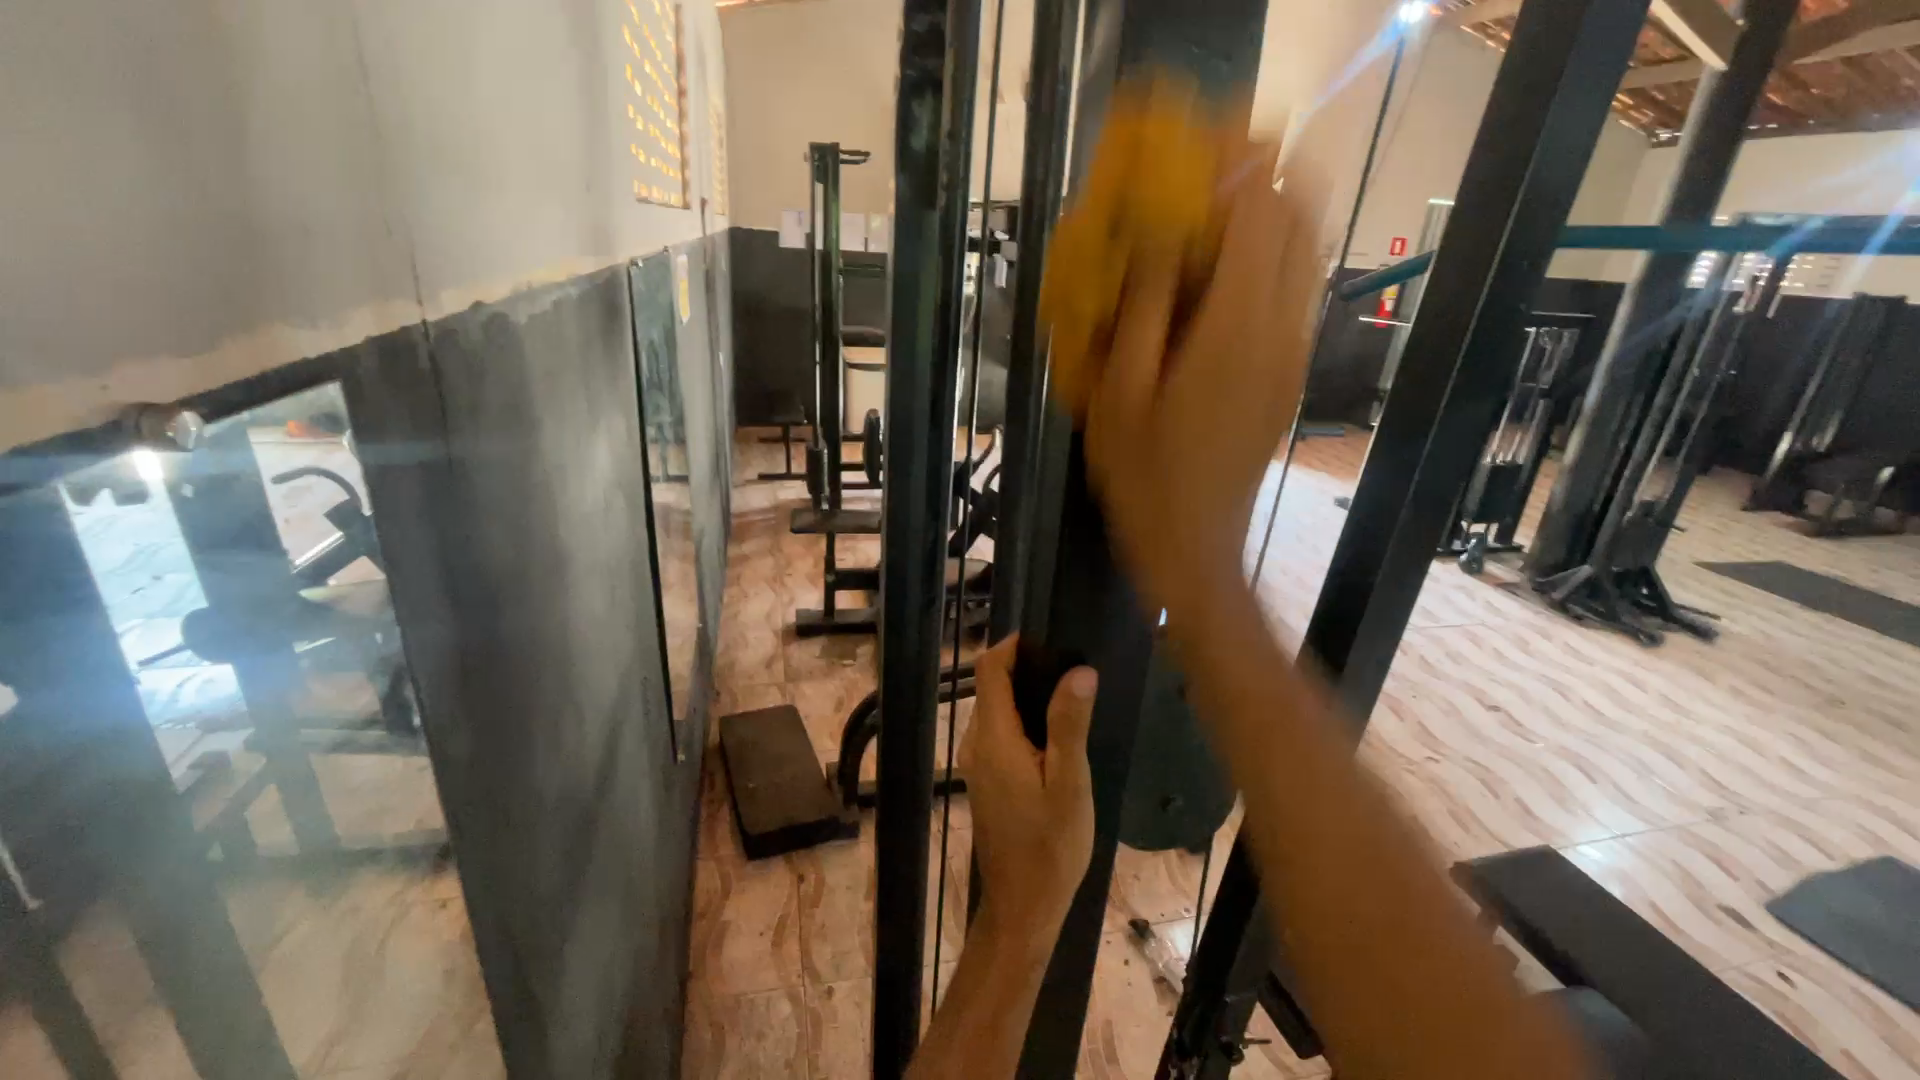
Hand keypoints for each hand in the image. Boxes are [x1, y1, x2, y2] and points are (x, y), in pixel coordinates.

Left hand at [961, 634, 1096, 936]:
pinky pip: (1000, 734)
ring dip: (1027, 697)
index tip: (1051, 639)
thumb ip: (1070, 725)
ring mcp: (978, 764)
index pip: (990, 670)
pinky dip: (1023, 722)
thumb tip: (1078, 669)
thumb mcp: (1069, 784)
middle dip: (1027, 669)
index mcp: (994, 738)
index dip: (1014, 646)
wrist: (1023, 904)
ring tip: (1072, 701)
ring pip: (997, 711)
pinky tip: (1056, 739)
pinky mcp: (987, 780)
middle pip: (993, 687)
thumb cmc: (1050, 845)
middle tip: (1073, 671)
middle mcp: (977, 743)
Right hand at [1081, 143, 1322, 613]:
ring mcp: (1294, 354)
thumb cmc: (1142, 475)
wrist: (1194, 544)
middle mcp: (1280, 331)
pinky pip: (1295, 294)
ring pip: (1305, 255)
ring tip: (1212, 224)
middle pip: (1297, 222)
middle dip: (1262, 183)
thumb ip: (1143, 306)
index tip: (1196, 158)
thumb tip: (1160, 233)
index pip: (1260, 215)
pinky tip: (1220, 283)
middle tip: (1204, 184)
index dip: (1235, 171)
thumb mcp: (1118, 391)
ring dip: (1269, 222)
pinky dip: (1269, 265)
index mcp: (1233, 330)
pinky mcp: (1291, 373)